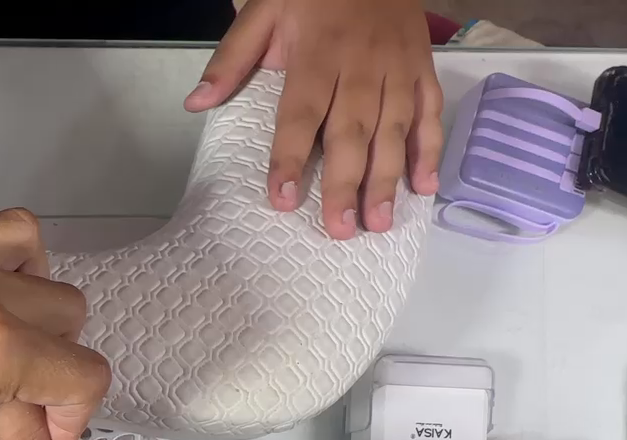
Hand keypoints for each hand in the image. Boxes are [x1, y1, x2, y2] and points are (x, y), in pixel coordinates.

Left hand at [184, 0, 442, 239]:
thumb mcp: (262, 11)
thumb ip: (231, 58)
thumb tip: (196, 101)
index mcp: (320, 54)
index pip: (301, 116)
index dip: (291, 159)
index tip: (284, 200)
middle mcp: (363, 64)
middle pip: (353, 131)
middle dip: (347, 183)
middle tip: (340, 230)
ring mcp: (398, 65)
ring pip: (395, 127)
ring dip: (388, 178)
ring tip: (379, 222)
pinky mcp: (422, 64)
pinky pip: (429, 109)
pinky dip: (430, 148)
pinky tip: (424, 186)